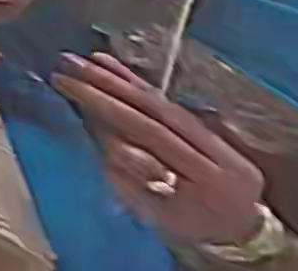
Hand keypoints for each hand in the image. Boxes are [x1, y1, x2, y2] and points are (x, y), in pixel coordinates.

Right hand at [55, 52, 265, 245]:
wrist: (231, 237)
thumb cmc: (179, 225)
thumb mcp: (151, 209)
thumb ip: (129, 175)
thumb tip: (110, 143)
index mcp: (211, 180)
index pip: (151, 132)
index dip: (105, 104)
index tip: (65, 84)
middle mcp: (225, 159)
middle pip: (158, 113)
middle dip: (107, 86)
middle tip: (67, 65)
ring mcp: (225, 146)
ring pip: (165, 104)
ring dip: (119, 79)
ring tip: (81, 59)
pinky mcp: (216, 135)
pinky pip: (171, 104)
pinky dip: (137, 83)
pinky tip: (108, 63)